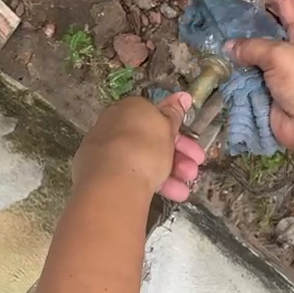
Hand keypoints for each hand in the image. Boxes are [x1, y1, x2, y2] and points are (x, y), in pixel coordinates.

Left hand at [71, 92, 206, 202]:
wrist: (112, 182)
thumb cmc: (144, 147)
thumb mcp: (166, 128)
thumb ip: (174, 114)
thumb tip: (182, 96)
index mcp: (129, 109)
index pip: (157, 118)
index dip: (179, 135)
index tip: (193, 150)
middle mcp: (114, 127)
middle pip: (151, 142)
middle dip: (178, 158)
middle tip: (193, 171)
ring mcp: (105, 153)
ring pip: (143, 161)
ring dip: (170, 174)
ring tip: (183, 191)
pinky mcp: (100, 176)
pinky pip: (131, 176)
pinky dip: (152, 184)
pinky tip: (169, 196)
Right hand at [225, 0, 293, 164]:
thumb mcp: (280, 55)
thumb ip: (253, 47)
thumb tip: (230, 47)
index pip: (287, 5)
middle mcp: (291, 52)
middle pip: (266, 32)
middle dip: (249, 23)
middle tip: (228, 11)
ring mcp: (278, 75)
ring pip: (253, 58)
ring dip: (237, 53)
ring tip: (216, 39)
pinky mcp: (267, 95)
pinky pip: (247, 82)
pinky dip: (235, 77)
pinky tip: (220, 69)